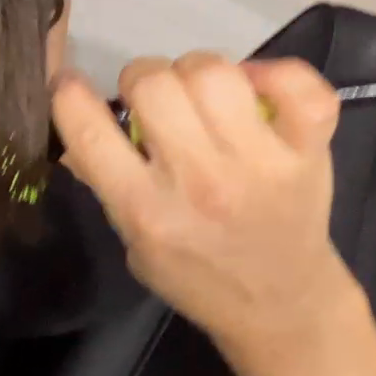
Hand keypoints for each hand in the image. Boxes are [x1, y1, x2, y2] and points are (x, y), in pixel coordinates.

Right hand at [50, 54, 361, 354]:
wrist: (279, 303)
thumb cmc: (192, 274)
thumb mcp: (130, 240)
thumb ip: (106, 184)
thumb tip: (74, 130)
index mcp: (143, 208)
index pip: (91, 133)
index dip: (67, 95)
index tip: (67, 85)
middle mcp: (198, 180)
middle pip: (154, 84)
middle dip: (139, 78)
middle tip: (147, 98)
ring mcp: (259, 162)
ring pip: (215, 72)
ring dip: (193, 71)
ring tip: (197, 93)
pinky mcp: (308, 150)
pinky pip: (295, 82)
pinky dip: (272, 71)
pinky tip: (253, 88)